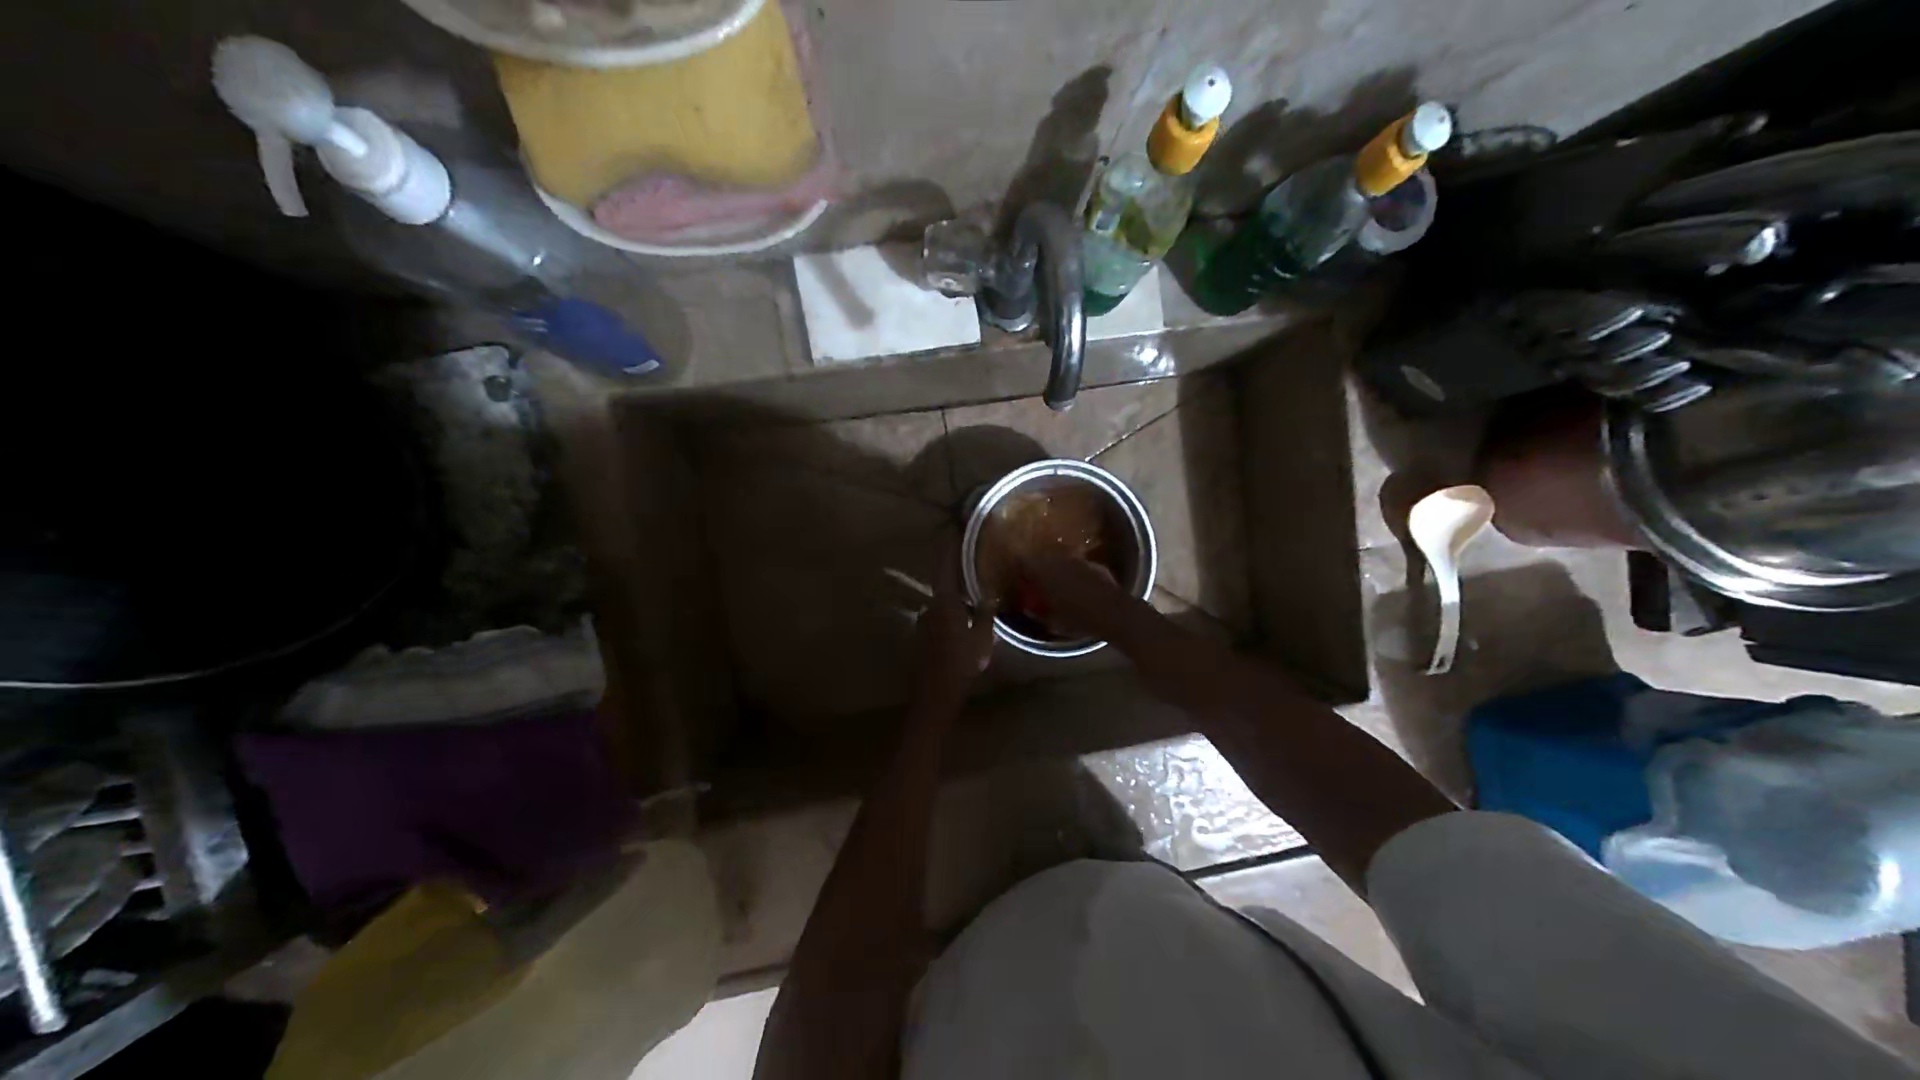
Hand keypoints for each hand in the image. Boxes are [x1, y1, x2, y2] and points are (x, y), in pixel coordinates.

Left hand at [912, 538, 995, 710]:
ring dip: (957, 603)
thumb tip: (988, 594)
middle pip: (945, 585)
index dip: (948, 546)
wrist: (936, 693)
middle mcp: (930, 607)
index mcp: (944, 602)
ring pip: (944, 604)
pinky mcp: (923, 636)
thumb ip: (984, 613)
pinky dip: (953, 617)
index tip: (952, 527)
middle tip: (976, 572)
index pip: (945, 566)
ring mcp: (924, 622)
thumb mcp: (983, 637)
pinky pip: (941, 618)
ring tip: (977, 607)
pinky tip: (966, 628)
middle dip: (959, 578)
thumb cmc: (962, 663)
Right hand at [1020, 551, 1132, 637]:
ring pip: (1062, 561)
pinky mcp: (1096, 566)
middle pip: (1043, 558)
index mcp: (1044, 572)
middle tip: (1037, 580)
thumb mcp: (1053, 622)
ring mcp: (1079, 561)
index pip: (1025, 562)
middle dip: (1039, 567)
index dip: (1021, 568)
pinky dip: (1076, 574)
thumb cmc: (1079, 619)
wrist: (1113, 613)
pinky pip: (1079, 567)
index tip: (1019, 576)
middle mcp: (1060, 561)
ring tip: (1058, 583)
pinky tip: (1079, 586)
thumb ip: (1039, 613)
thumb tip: (1030, 610)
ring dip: (1058, 569)